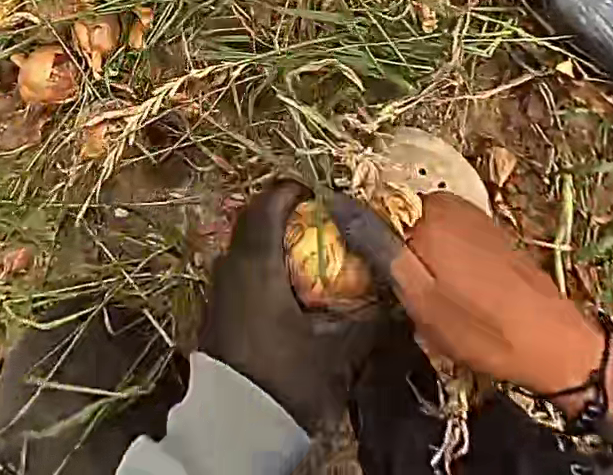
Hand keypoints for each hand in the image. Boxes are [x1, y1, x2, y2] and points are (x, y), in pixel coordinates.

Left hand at [199, 180, 384, 430]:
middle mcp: (233, 263)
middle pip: (254, 217)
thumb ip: (365, 321)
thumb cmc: (284, 376)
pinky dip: (262, 256)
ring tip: (305, 246)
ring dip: (271, 233)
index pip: (269, 205)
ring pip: (245, 239)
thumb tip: (394, 300)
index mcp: (257, 262)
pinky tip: (286, 280)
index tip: (317, 194)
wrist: (235, 422)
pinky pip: (240, 262)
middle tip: (315, 217)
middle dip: (283, 209)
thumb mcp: (333, 350)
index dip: (292, 191)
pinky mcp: (218, 303)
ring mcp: (221, 283)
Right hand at [333, 191, 612, 425]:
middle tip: (410, 296)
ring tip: (437, 297)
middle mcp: (444, 201)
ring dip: (421, 256)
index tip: (372, 275)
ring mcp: (468, 211)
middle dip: (397, 252)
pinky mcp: (486, 225)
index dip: (365, 243)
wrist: (557, 343)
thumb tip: (340, 204)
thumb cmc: (481, 327)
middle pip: (396, 218)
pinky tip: (460, 290)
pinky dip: (444, 255)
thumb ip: (379, 246)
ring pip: (422, 227)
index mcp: (423, 214)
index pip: (370, 211)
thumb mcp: (419, 298)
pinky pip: (447, 232)